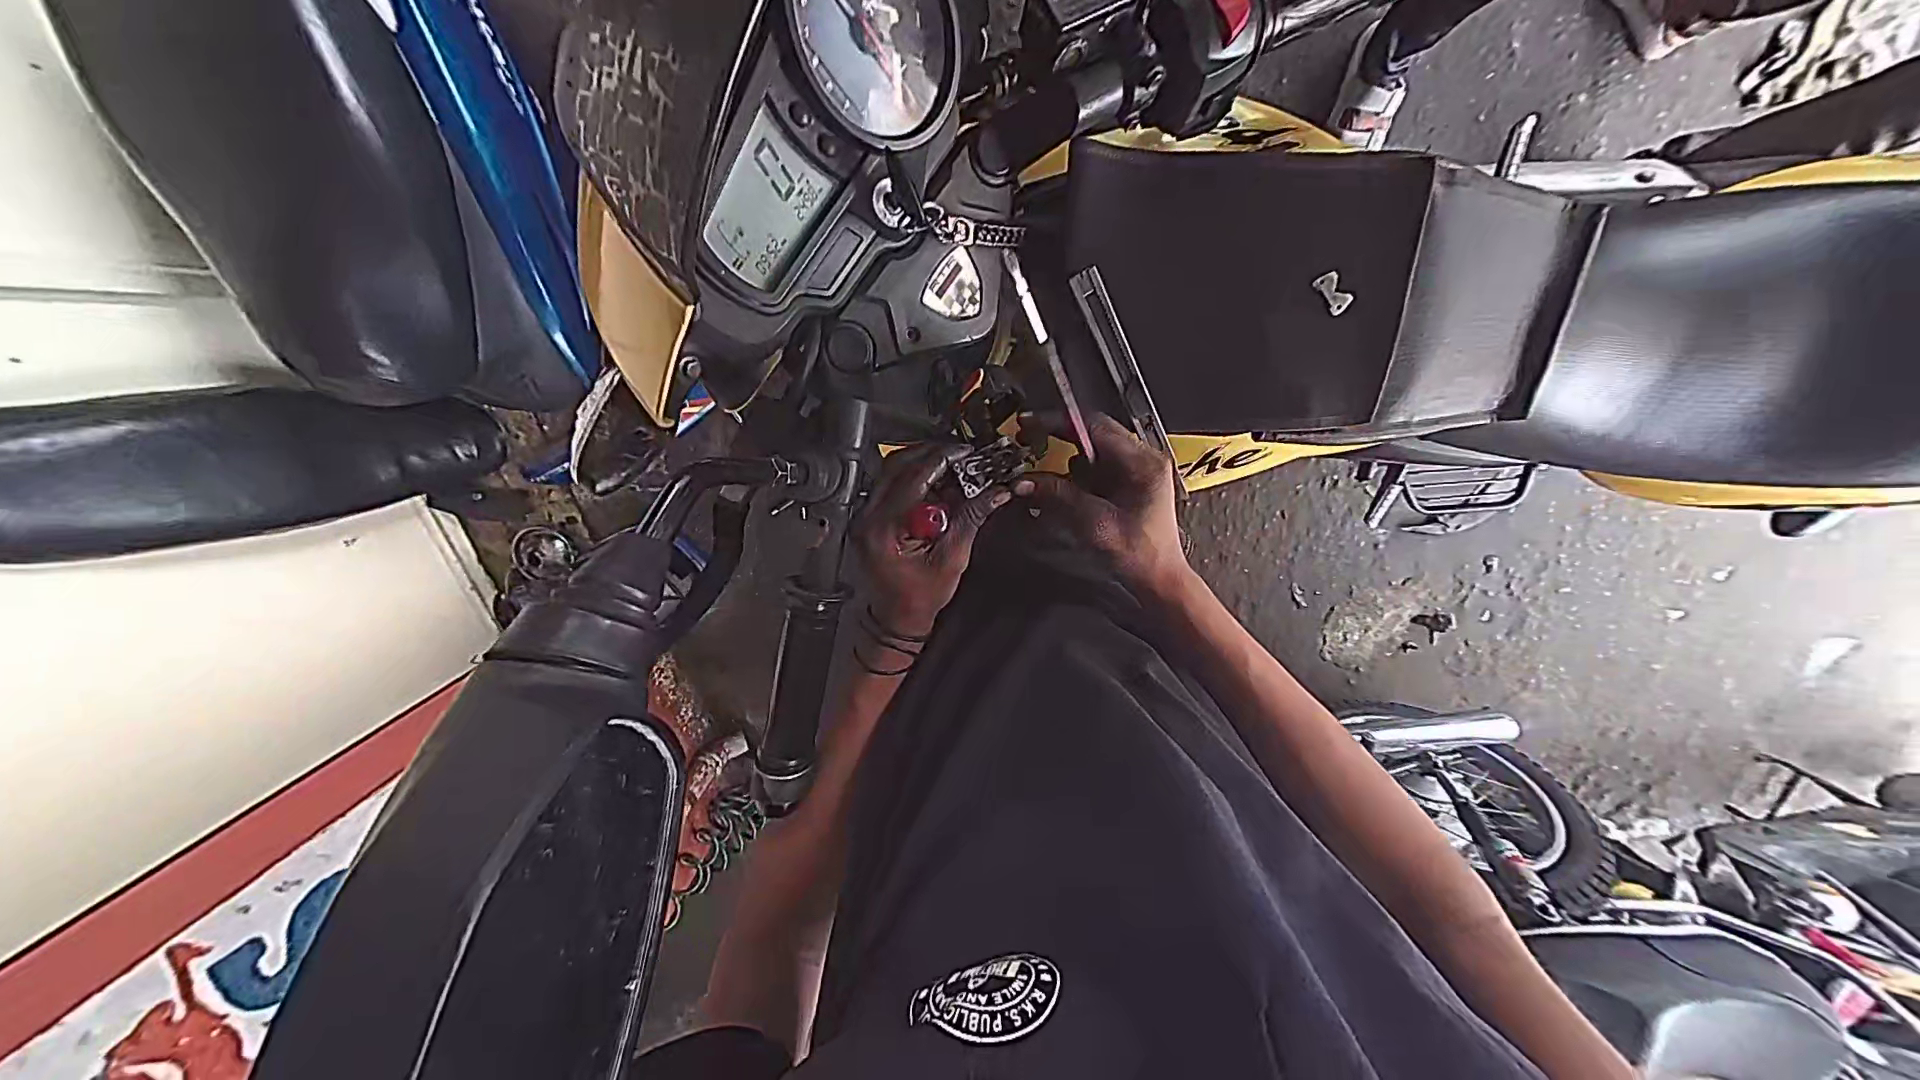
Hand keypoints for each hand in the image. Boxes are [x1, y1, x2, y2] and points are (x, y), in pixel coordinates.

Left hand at [855, 443, 1012, 638]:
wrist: (897, 618)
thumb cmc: (919, 598)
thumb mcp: (952, 559)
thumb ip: (970, 519)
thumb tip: (993, 492)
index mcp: (884, 529)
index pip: (914, 478)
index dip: (943, 460)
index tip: (965, 454)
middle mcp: (867, 518)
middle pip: (897, 465)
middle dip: (932, 455)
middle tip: (961, 457)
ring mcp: (865, 516)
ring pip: (892, 471)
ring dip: (923, 464)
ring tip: (952, 470)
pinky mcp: (870, 516)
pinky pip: (891, 484)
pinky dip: (915, 478)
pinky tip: (935, 486)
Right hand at [1017, 412, 1191, 596]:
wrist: (1158, 579)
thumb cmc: (1140, 555)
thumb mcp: (1094, 523)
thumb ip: (1059, 496)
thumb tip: (1027, 481)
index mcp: (1143, 463)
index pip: (1095, 426)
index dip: (1058, 422)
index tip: (1031, 423)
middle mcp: (1143, 460)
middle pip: (1092, 435)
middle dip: (1058, 440)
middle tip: (1029, 441)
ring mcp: (1136, 471)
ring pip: (1090, 452)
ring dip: (1065, 462)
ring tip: (1046, 478)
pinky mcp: (1127, 484)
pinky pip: (1094, 469)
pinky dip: (1074, 477)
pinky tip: (1064, 492)